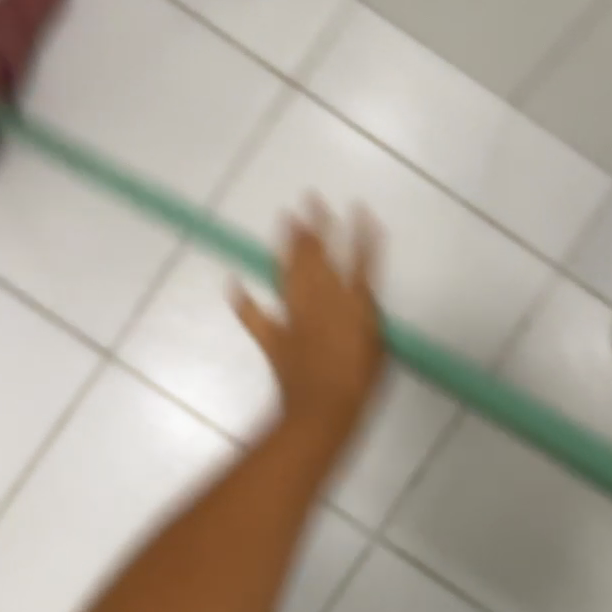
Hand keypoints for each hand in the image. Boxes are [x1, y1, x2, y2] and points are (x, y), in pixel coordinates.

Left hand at [232, 196, 386, 440]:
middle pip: (318, 258)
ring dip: (287, 246)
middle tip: (309, 199)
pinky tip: (233, 284)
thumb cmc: (358, 387)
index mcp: (352, 305)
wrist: (322, 412)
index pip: (359, 262)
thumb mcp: (377, 350)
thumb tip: (361, 300)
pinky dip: (244, 302)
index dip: (359, 234)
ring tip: (285, 219)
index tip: (357, 208)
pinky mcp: (274, 338)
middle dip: (315, 227)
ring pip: (290, 275)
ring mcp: (294, 318)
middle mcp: (322, 303)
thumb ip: (369, 319)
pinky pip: (256, 318)